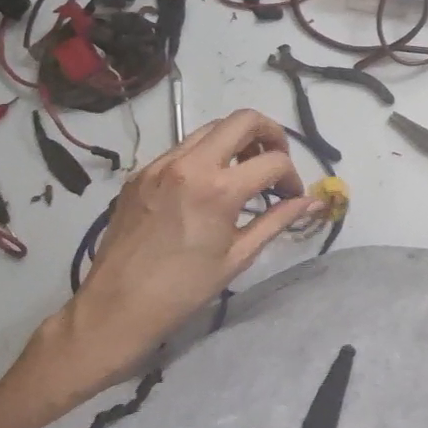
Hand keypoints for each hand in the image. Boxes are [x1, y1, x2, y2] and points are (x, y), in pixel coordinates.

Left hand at [71, 109, 321, 353]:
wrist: (114, 307)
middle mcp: (189, 165)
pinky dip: (207, 156)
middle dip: (271, 135)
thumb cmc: (183, 289)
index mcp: (218, 189)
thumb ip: (278, 219)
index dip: (292, 177)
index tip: (292, 197)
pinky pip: (183, 148)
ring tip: (245, 172)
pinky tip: (209, 187)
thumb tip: (313, 202)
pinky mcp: (141, 173)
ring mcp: (160, 165)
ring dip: (238, 141)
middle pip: (244, 120)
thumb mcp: (239, 255)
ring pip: (212, 128)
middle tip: (276, 163)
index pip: (274, 162)